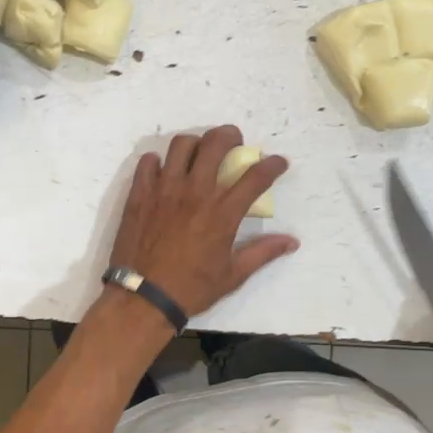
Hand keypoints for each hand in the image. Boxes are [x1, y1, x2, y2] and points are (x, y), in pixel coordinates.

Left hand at [108, 125, 297, 315]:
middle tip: (234, 142)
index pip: (255, 176)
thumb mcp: (233, 275)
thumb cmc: (191, 288)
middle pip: (215, 143)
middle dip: (230, 135)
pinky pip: (148, 162)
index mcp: (222, 212)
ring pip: (181, 145)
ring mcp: (164, 189)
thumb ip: (263, 252)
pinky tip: (164, 172)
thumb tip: (292, 241)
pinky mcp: (140, 194)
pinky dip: (158, 162)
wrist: (143, 297)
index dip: (272, 164)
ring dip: (195, 144)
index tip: (278, 162)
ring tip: (199, 154)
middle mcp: (195, 192)